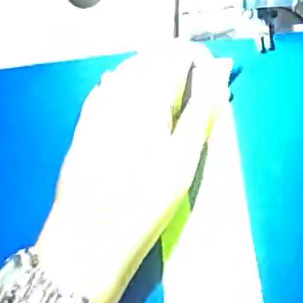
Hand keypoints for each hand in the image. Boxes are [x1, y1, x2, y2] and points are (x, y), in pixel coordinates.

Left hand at [33, 43, 230, 302]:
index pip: (177, 55)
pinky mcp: (82, 130)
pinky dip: (123, 86)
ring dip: (152, 71)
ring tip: (172, 91)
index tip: (214, 74)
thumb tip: (220, 70)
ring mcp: (96, 112)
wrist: (85, 247)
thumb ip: (204, 107)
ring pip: (127, 71)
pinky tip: (133, 96)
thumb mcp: (186, 158)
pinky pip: (103, 91)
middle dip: (177, 62)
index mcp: (149, 99)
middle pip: (151, 58)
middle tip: (197, 84)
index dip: (200, 58)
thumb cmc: (145, 204)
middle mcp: (119, 97)